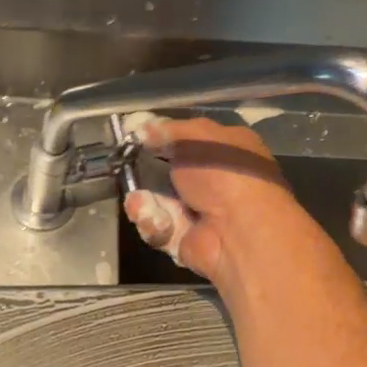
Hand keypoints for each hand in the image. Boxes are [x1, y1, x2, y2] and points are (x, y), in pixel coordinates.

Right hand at [122, 118, 327, 290]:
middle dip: (144, 173)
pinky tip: (160, 222)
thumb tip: (139, 126)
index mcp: (226, 149)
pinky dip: (154, 224)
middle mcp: (214, 181)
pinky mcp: (185, 240)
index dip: (161, 139)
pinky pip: (157, 229)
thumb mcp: (196, 136)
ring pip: (155, 203)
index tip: (135, 138)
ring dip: (146, 203)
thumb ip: (167, 130)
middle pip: (165, 173)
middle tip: (128, 170)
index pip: (188, 140)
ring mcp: (199, 213)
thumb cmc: (224, 173)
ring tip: (145, 202)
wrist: (238, 230)